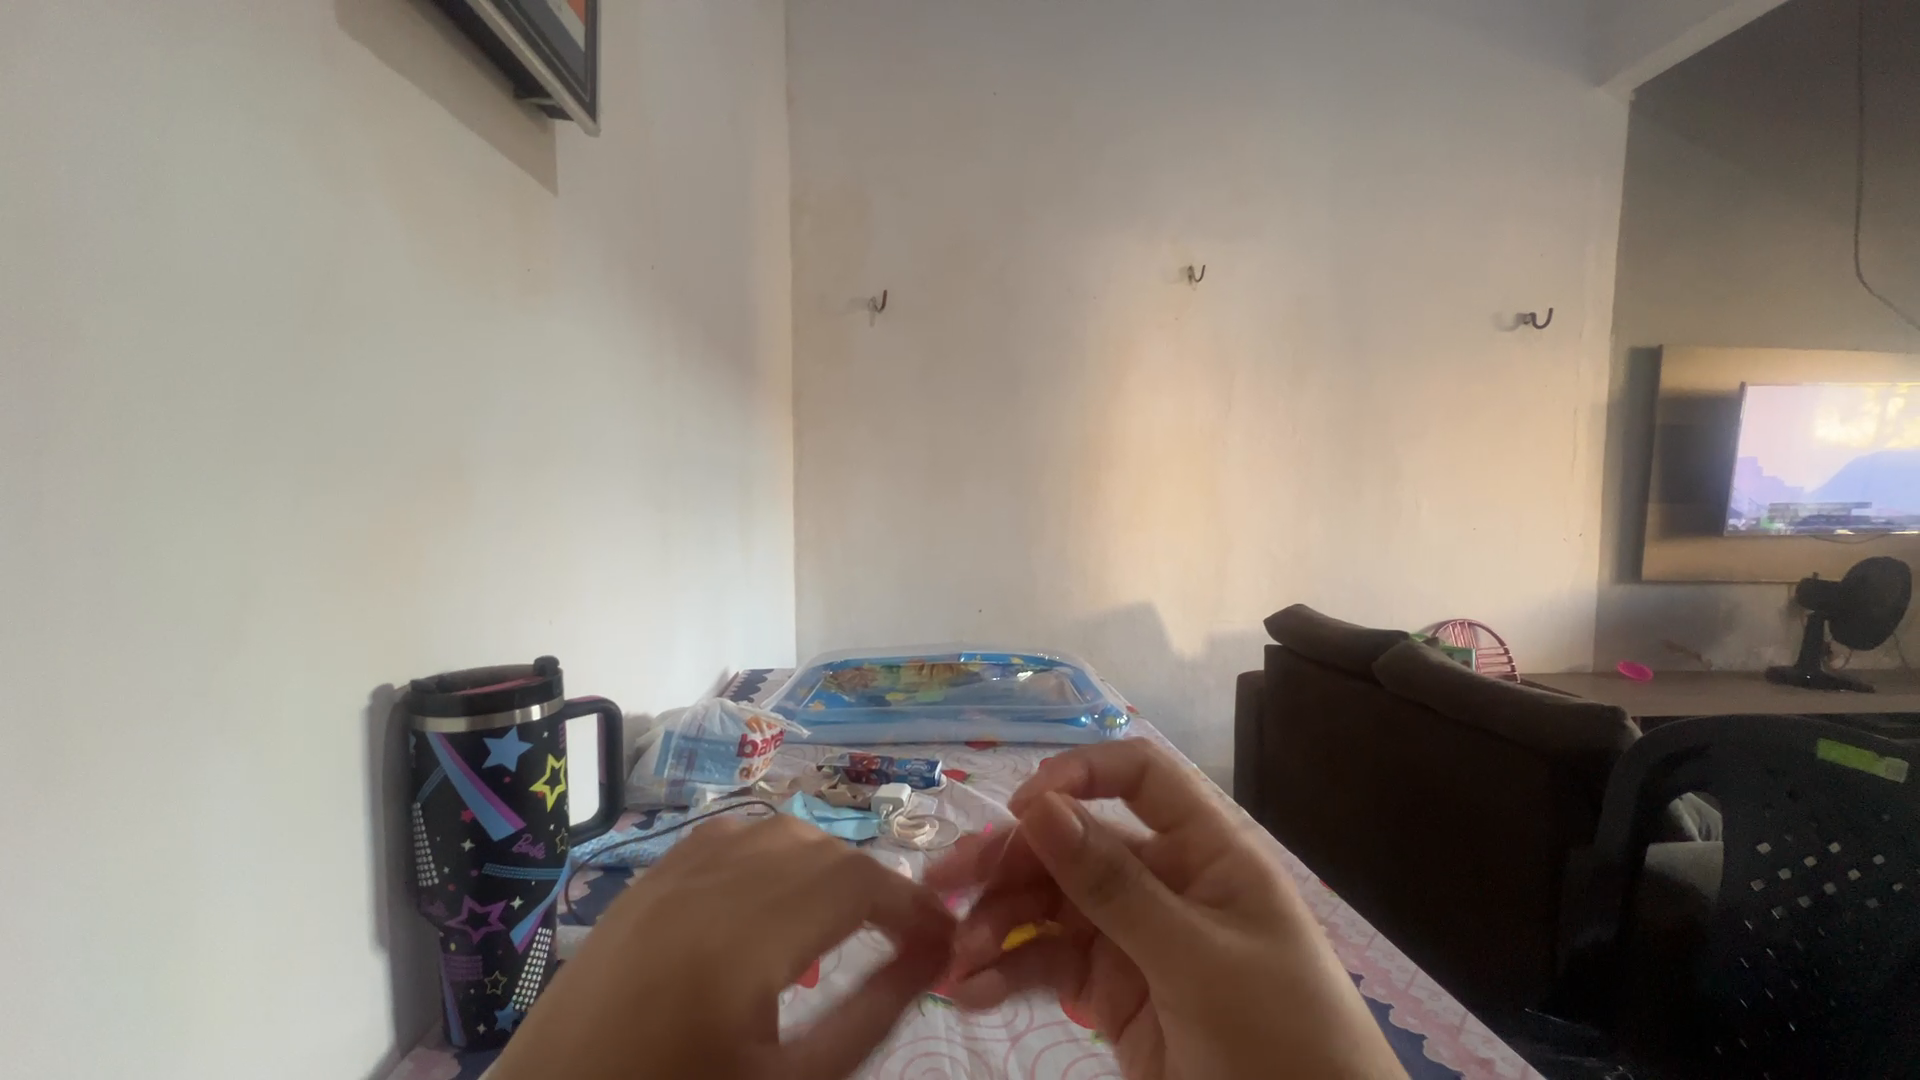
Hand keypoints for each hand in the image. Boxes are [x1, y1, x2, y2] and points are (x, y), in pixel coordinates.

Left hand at [492, 813, 954, 1079]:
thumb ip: (869, 1015)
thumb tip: (931, 956)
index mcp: (745, 940)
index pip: (858, 883)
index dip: (912, 905)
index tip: (943, 941)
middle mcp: (710, 884)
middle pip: (824, 851)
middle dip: (874, 890)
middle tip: (900, 940)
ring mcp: (670, 874)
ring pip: (779, 831)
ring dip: (825, 865)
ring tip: (839, 919)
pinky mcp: (645, 880)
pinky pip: (729, 834)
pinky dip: (772, 852)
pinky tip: (770, 896)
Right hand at [925, 739, 1405, 1079]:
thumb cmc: (1278, 1041)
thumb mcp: (1195, 961)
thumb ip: (1113, 885)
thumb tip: (1038, 803)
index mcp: (1205, 850)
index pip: (1140, 777)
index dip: (1079, 775)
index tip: (1019, 807)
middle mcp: (1164, 880)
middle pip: (1076, 844)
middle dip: (1012, 862)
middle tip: (946, 885)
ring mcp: (1134, 935)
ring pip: (1052, 905)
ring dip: (999, 924)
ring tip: (954, 959)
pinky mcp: (1112, 989)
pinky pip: (1051, 963)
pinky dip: (1011, 971)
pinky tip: (974, 989)